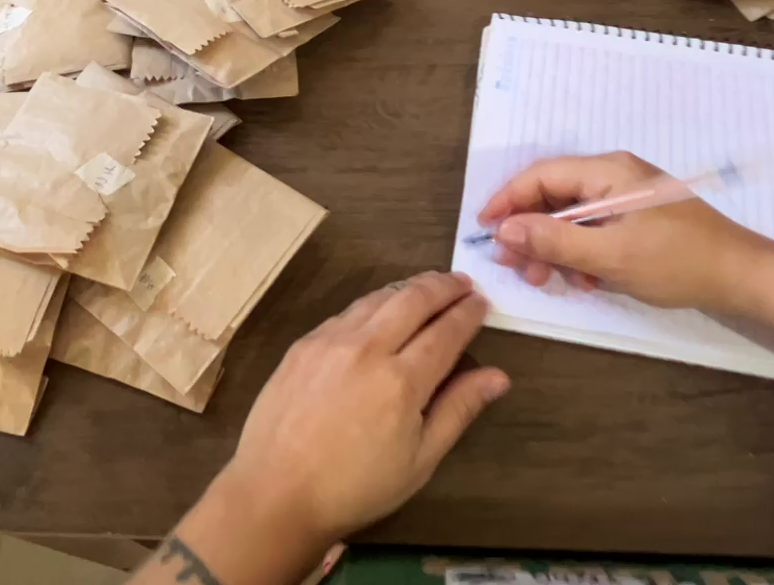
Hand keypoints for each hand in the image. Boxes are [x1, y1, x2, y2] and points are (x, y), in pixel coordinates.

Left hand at [215, 271, 510, 547]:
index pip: (446, 331)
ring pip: (380, 297)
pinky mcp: (306, 341)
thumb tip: (498, 376)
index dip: (468, 313)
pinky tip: (383, 307)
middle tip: (463, 282)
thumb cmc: (356, 487)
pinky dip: (376, 302)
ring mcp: (332, 339)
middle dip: (444, 285)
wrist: (275, 492)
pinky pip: (349, 310)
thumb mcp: (419, 460)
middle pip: (414, 299)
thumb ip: (458, 410)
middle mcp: (369, 347)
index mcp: (402, 381)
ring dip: (410, 287)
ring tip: (430, 286)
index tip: (483, 302)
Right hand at [479, 151, 773, 312]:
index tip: (484, 228)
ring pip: (571, 214)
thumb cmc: (677, 261)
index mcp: (607, 171)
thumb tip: (504, 229)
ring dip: (553, 245)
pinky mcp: (636, 215)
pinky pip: (592, 226)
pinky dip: (579, 250)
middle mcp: (613, 173)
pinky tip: (581, 278)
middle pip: (553, 194)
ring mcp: (626, 194)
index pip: (541, 175)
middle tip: (515, 265)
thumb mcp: (610, 256)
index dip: (507, 200)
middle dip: (530, 230)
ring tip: (546, 278)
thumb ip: (554, 240)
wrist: (745, 278)